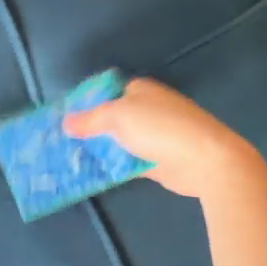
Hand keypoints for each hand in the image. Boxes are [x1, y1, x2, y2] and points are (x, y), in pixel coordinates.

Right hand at [63, 77, 265, 199]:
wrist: (205, 161)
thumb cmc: (161, 129)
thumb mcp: (118, 116)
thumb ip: (90, 119)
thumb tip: (65, 122)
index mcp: (140, 91)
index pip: (107, 92)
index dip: (85, 104)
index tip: (63, 119)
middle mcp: (147, 110)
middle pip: (110, 119)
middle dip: (88, 130)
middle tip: (61, 143)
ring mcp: (153, 136)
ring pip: (117, 142)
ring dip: (98, 151)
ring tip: (70, 160)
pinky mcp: (156, 160)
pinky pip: (126, 162)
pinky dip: (112, 167)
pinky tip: (92, 174)